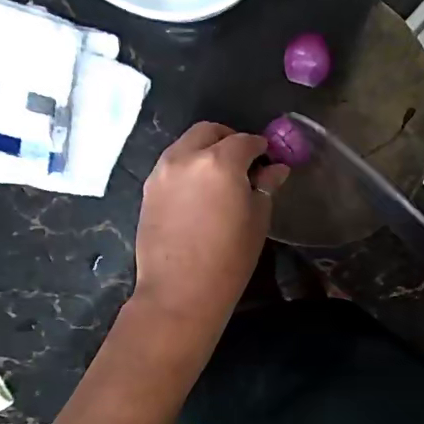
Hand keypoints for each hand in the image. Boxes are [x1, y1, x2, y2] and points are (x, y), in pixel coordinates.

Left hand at [133, 122, 288, 330]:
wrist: (180, 291)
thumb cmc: (229, 259)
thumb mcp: (257, 221)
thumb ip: (264, 187)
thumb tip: (275, 168)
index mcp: (220, 162)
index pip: (245, 141)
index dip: (260, 148)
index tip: (268, 160)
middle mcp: (186, 157)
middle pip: (209, 131)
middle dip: (229, 139)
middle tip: (243, 162)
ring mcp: (162, 171)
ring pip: (186, 145)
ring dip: (205, 150)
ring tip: (219, 178)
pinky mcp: (148, 189)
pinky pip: (171, 165)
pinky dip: (188, 167)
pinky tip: (198, 192)